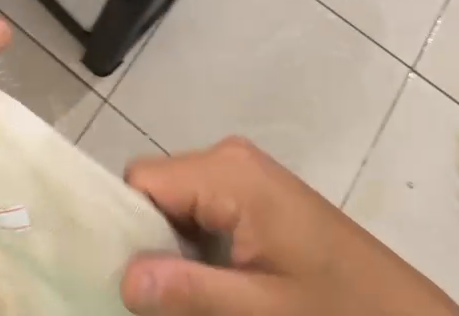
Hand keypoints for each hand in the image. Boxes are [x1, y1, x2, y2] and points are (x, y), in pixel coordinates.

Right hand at [119, 138, 458, 315]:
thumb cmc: (336, 310)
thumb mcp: (260, 310)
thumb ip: (188, 291)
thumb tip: (122, 277)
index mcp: (228, 172)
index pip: (141, 181)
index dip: (126, 228)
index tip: (126, 281)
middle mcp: (231, 158)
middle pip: (158, 190)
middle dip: (151, 242)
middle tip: (160, 300)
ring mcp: (248, 174)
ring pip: (178, 204)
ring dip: (175, 250)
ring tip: (192, 298)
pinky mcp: (260, 194)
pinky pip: (205, 210)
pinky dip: (199, 248)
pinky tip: (217, 288)